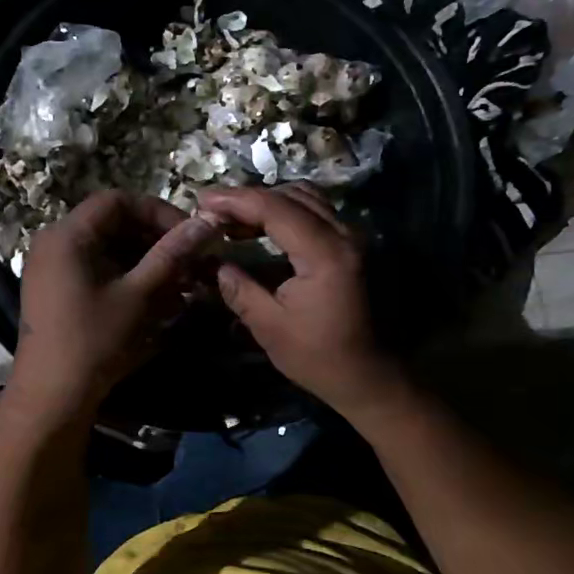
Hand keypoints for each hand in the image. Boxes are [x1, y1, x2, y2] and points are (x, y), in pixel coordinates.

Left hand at [9, 191, 219, 417]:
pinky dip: (124, 278)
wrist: (50, 394)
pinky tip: (153, 300)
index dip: (157, 212)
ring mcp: (50, 268)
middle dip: (154, 241)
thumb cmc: (93, 340)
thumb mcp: (138, 295)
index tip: (188, 235)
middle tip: (188, 264)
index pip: (117, 200)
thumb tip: (208, 222)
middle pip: (111, 224)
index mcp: (66, 235)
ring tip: (178, 286)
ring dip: (143, 262)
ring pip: (105, 250)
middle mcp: (52, 243)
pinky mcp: (54, 290)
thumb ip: (171, 255)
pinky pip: (94, 270)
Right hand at [198, 184, 402, 414]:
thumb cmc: (319, 357)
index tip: (202, 201)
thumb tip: (211, 263)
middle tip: (213, 211)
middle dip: (248, 198)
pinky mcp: (355, 247)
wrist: (371, 377)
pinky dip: (286, 214)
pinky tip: (261, 232)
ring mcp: (355, 238)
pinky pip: (316, 215)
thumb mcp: (268, 326)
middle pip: (291, 196)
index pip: (274, 208)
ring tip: (233, 220)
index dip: (235, 200)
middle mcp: (346, 235)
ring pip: (306, 200)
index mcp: (325, 254)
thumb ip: (238, 288)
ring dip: (268, 203)